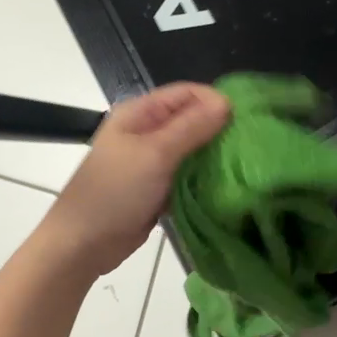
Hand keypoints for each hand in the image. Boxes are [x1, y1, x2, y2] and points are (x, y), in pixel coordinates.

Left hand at [40, 83, 230, 275]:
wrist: (83, 243)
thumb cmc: (115, 192)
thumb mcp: (155, 154)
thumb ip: (191, 127)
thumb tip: (227, 103)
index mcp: (139, 113)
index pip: (186, 93)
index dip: (216, 101)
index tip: (247, 120)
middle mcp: (147, 131)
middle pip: (192, 119)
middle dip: (220, 128)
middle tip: (253, 145)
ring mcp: (152, 161)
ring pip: (193, 149)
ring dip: (215, 155)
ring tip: (246, 165)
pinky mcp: (159, 187)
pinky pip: (188, 175)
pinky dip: (205, 178)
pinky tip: (228, 185)